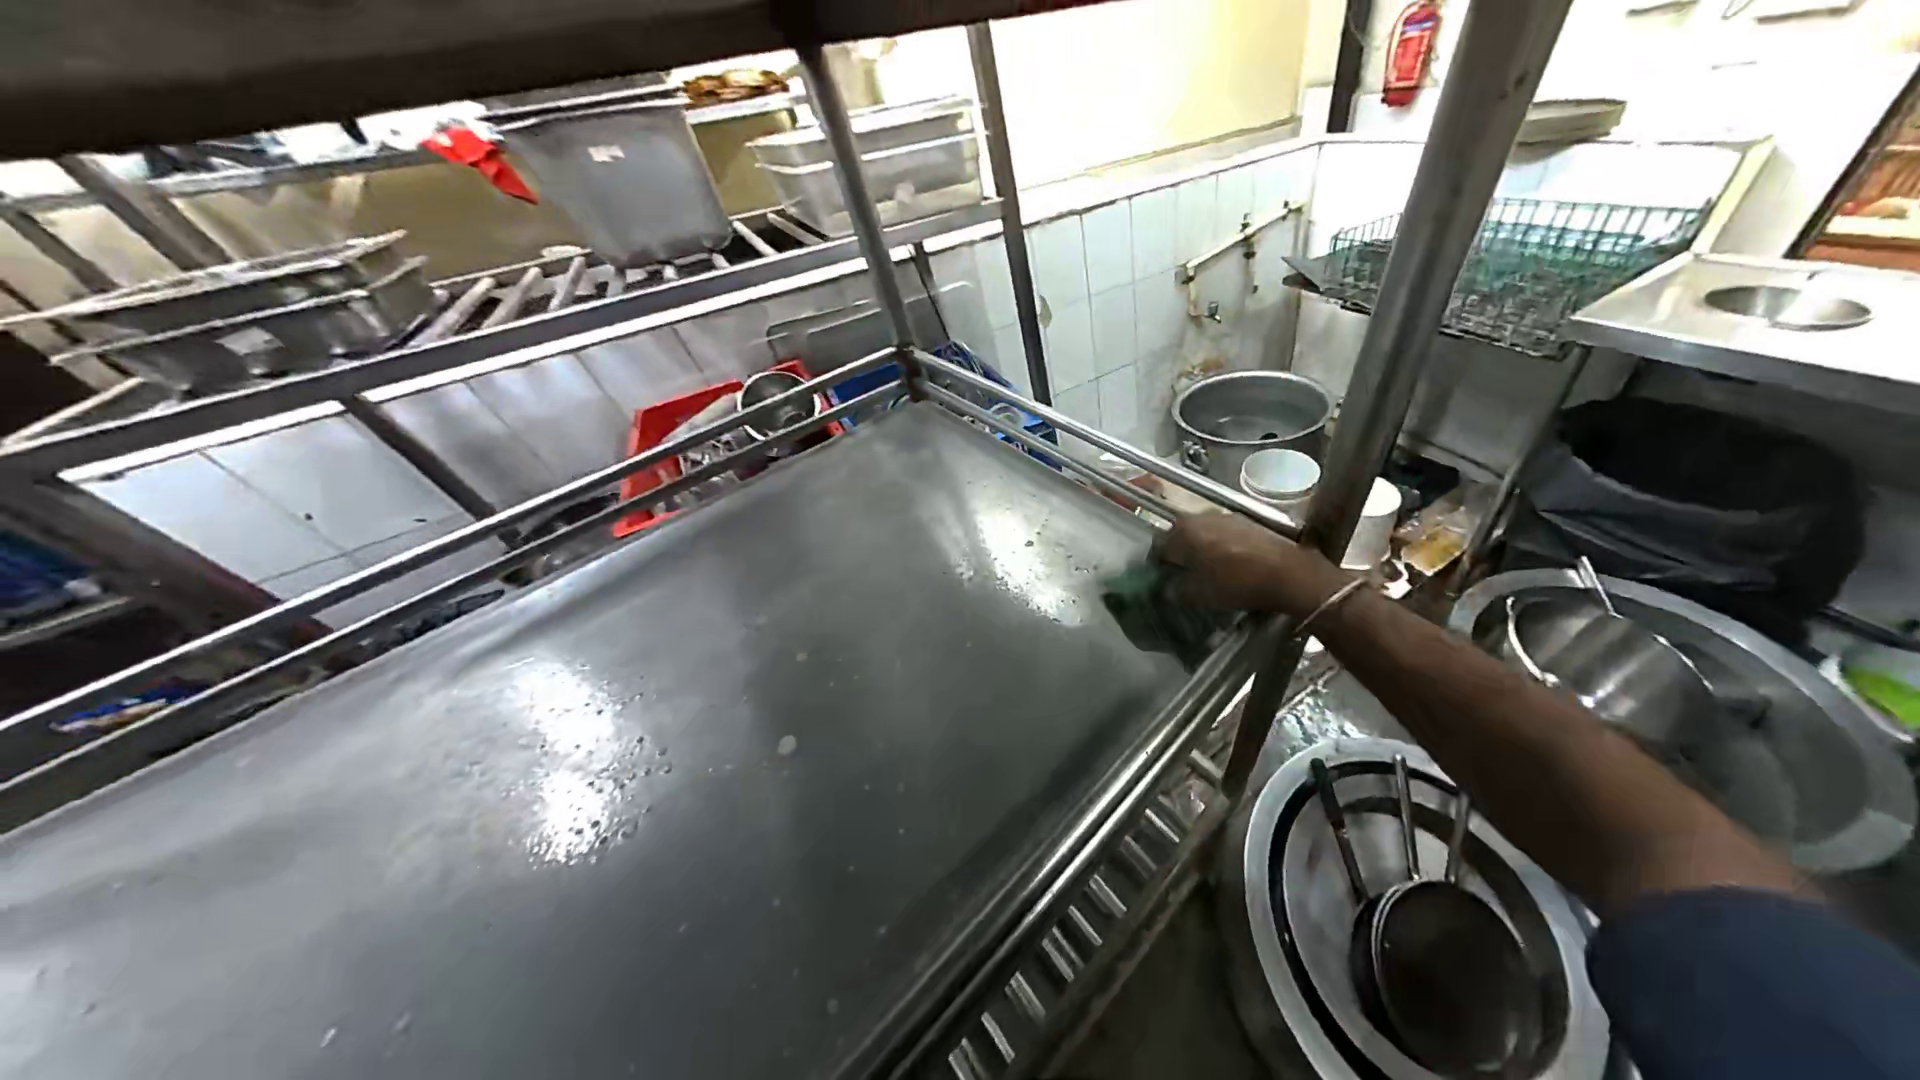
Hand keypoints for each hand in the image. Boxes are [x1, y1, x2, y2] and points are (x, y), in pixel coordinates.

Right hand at [1152, 512, 1347, 613]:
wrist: (1288, 574)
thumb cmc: (1237, 584)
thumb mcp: (1198, 595)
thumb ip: (1175, 590)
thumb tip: (1167, 588)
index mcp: (1182, 532)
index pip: (1157, 546)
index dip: (1157, 564)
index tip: (1162, 578)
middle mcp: (1200, 517)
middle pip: (1179, 535)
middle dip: (1178, 553)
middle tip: (1182, 574)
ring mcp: (1225, 516)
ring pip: (1201, 532)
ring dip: (1199, 547)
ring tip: (1207, 569)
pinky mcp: (1247, 521)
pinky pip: (1222, 533)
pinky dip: (1219, 545)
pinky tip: (1229, 562)